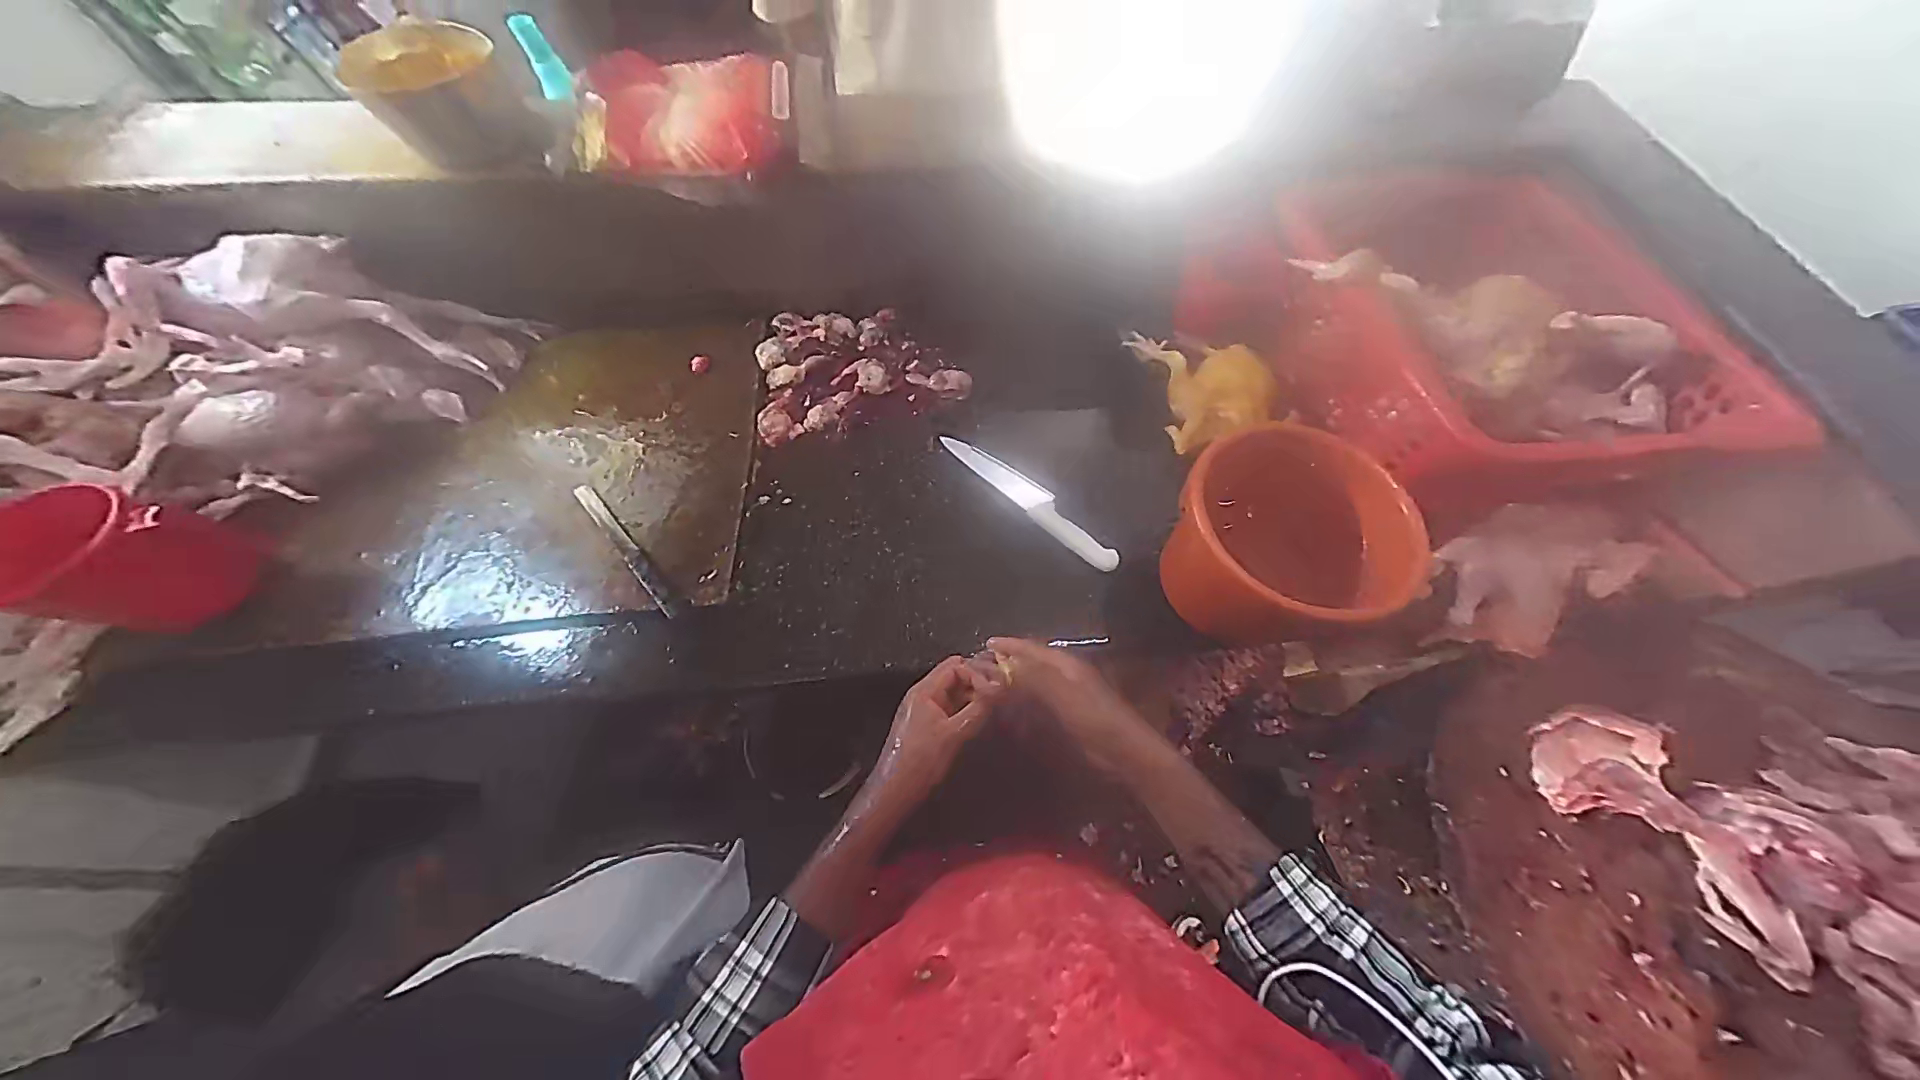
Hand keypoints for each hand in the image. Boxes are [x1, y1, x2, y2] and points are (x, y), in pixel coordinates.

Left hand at [866, 656, 1003, 804]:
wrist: (898, 788)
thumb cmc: (922, 760)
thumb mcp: (955, 733)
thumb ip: (977, 709)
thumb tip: (997, 691)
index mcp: (925, 690)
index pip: (956, 666)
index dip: (978, 673)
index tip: (995, 689)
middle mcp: (923, 694)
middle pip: (955, 674)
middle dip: (978, 681)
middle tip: (999, 693)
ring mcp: (926, 707)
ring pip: (955, 690)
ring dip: (974, 694)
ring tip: (993, 703)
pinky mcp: (929, 721)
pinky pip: (951, 705)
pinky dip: (967, 706)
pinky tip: (981, 714)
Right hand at [986, 638, 1164, 775]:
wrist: (1125, 750)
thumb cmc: (1094, 717)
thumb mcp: (1062, 693)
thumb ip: (1034, 675)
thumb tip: (1005, 661)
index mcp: (1066, 664)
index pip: (1033, 648)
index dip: (1010, 644)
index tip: (987, 643)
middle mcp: (1067, 675)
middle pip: (1033, 663)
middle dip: (1009, 661)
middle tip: (983, 665)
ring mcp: (1069, 695)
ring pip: (1036, 682)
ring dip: (1015, 681)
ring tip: (992, 684)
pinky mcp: (1069, 714)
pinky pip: (1041, 701)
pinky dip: (1025, 701)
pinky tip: (1014, 709)